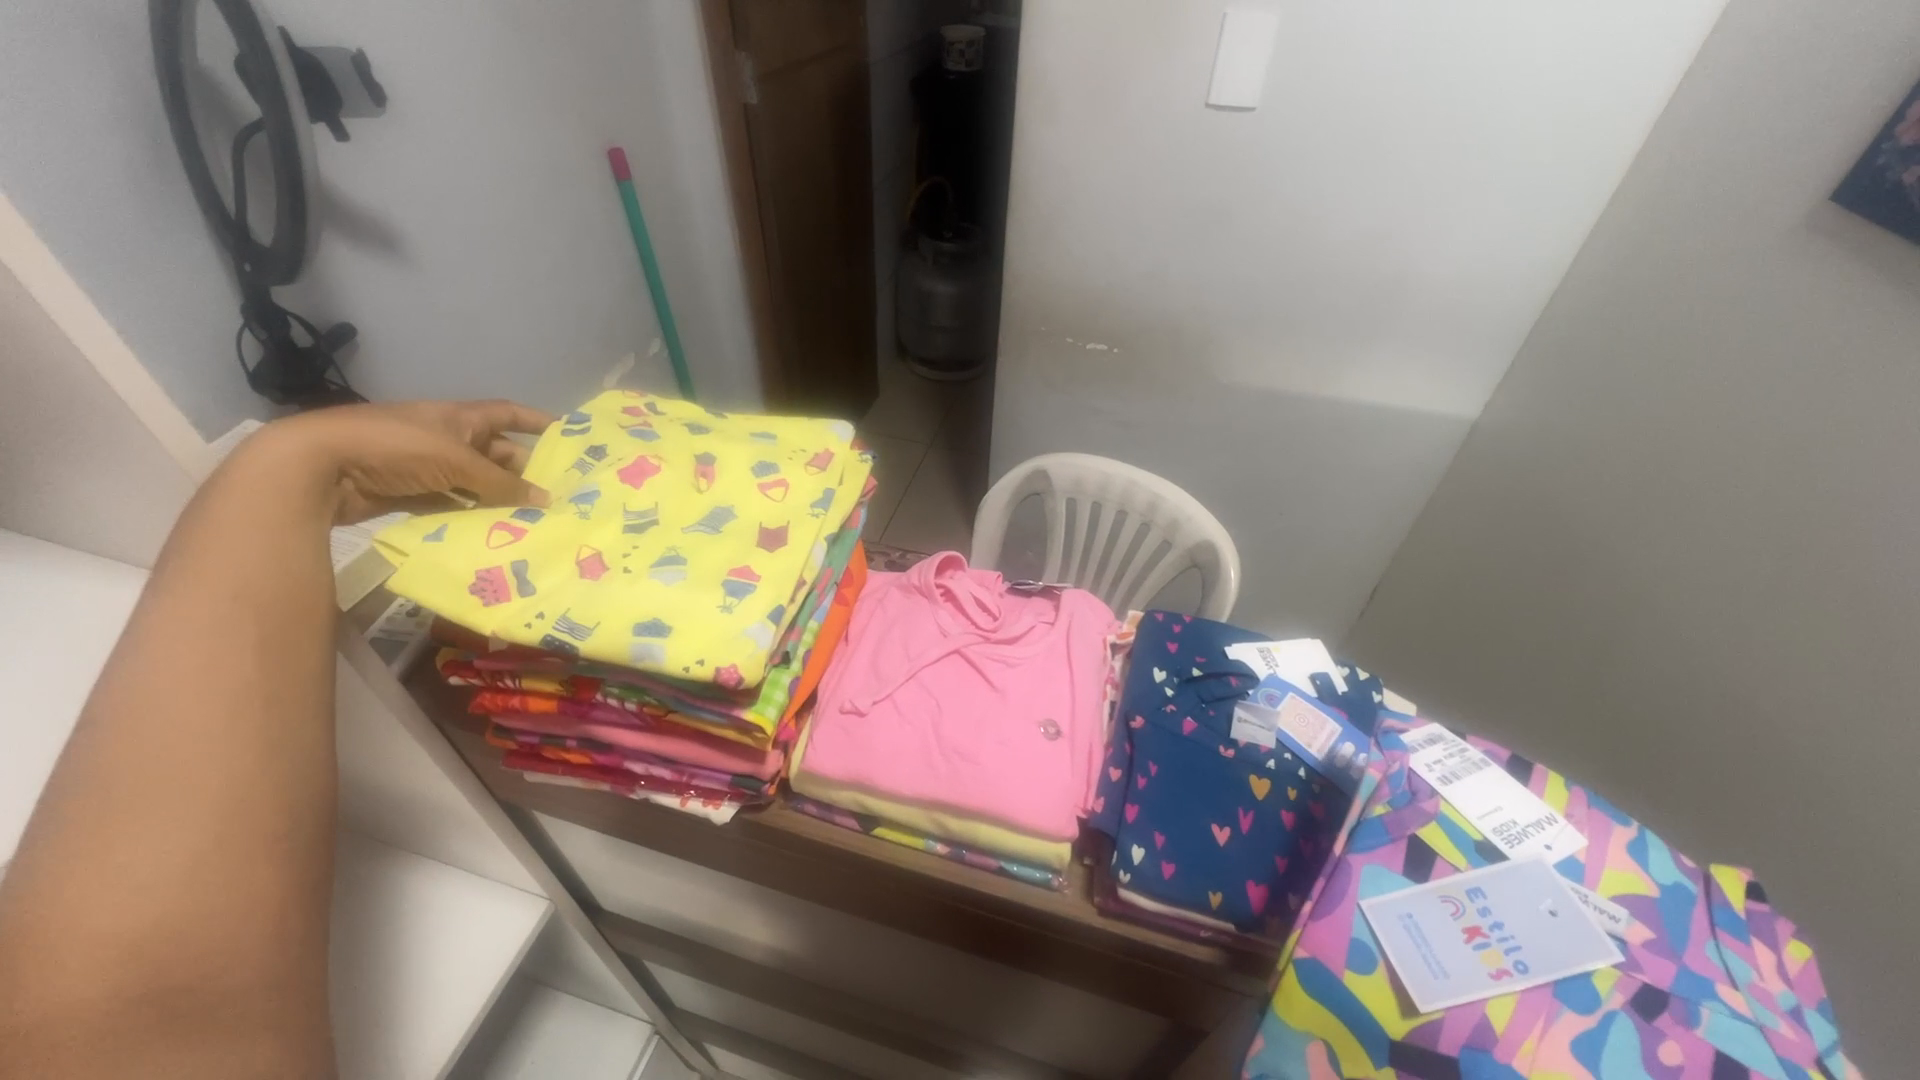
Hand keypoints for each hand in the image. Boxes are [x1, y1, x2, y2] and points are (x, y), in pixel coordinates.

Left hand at [252, 399, 557, 522]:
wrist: (319, 466)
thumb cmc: (395, 447)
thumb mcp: (457, 461)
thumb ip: (502, 484)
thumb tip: (547, 500)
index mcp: (459, 417)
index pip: (508, 414)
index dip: (537, 422)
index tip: (569, 437)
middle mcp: (446, 437)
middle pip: (495, 453)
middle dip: (522, 472)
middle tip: (555, 496)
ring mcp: (425, 466)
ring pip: (473, 483)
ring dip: (497, 499)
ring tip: (530, 521)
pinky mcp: (407, 492)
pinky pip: (449, 504)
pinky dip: (468, 515)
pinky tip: (489, 532)